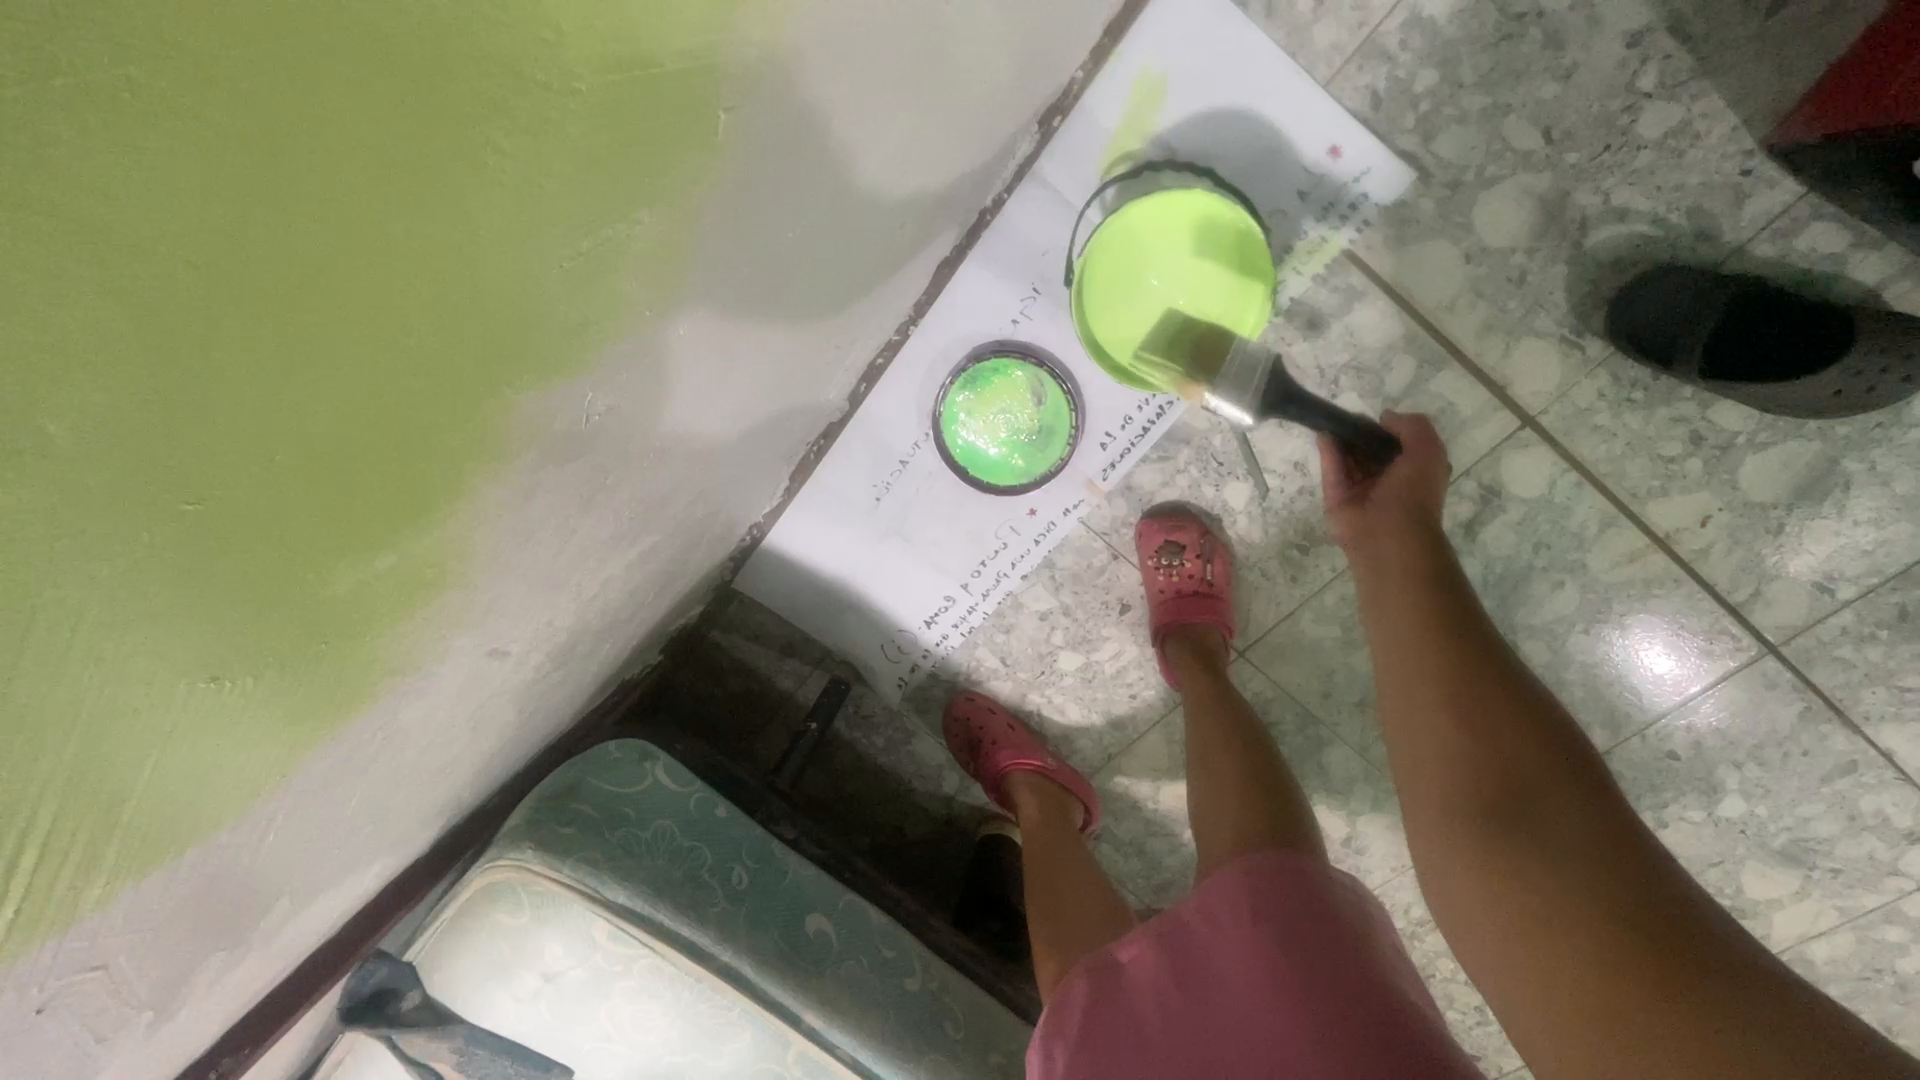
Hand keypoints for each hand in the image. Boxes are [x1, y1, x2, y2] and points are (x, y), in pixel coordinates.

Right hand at [1318, 410, 1450, 551]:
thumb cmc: (1414, 493)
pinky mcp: (1336, 498)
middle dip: (1362, 434)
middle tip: (1350, 416)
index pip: (1401, 447)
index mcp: (1414, 473)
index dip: (1390, 430)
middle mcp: (1388, 481)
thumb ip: (1412, 426)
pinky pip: (1332, 471)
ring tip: (1333, 420)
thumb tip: (1385, 417)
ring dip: (1343, 440)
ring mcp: (1360, 491)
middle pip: (1371, 452)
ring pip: (1350, 460)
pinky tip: (1324, 434)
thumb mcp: (1428, 450)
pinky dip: (1328, 453)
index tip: (1378, 418)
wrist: (1388, 534)